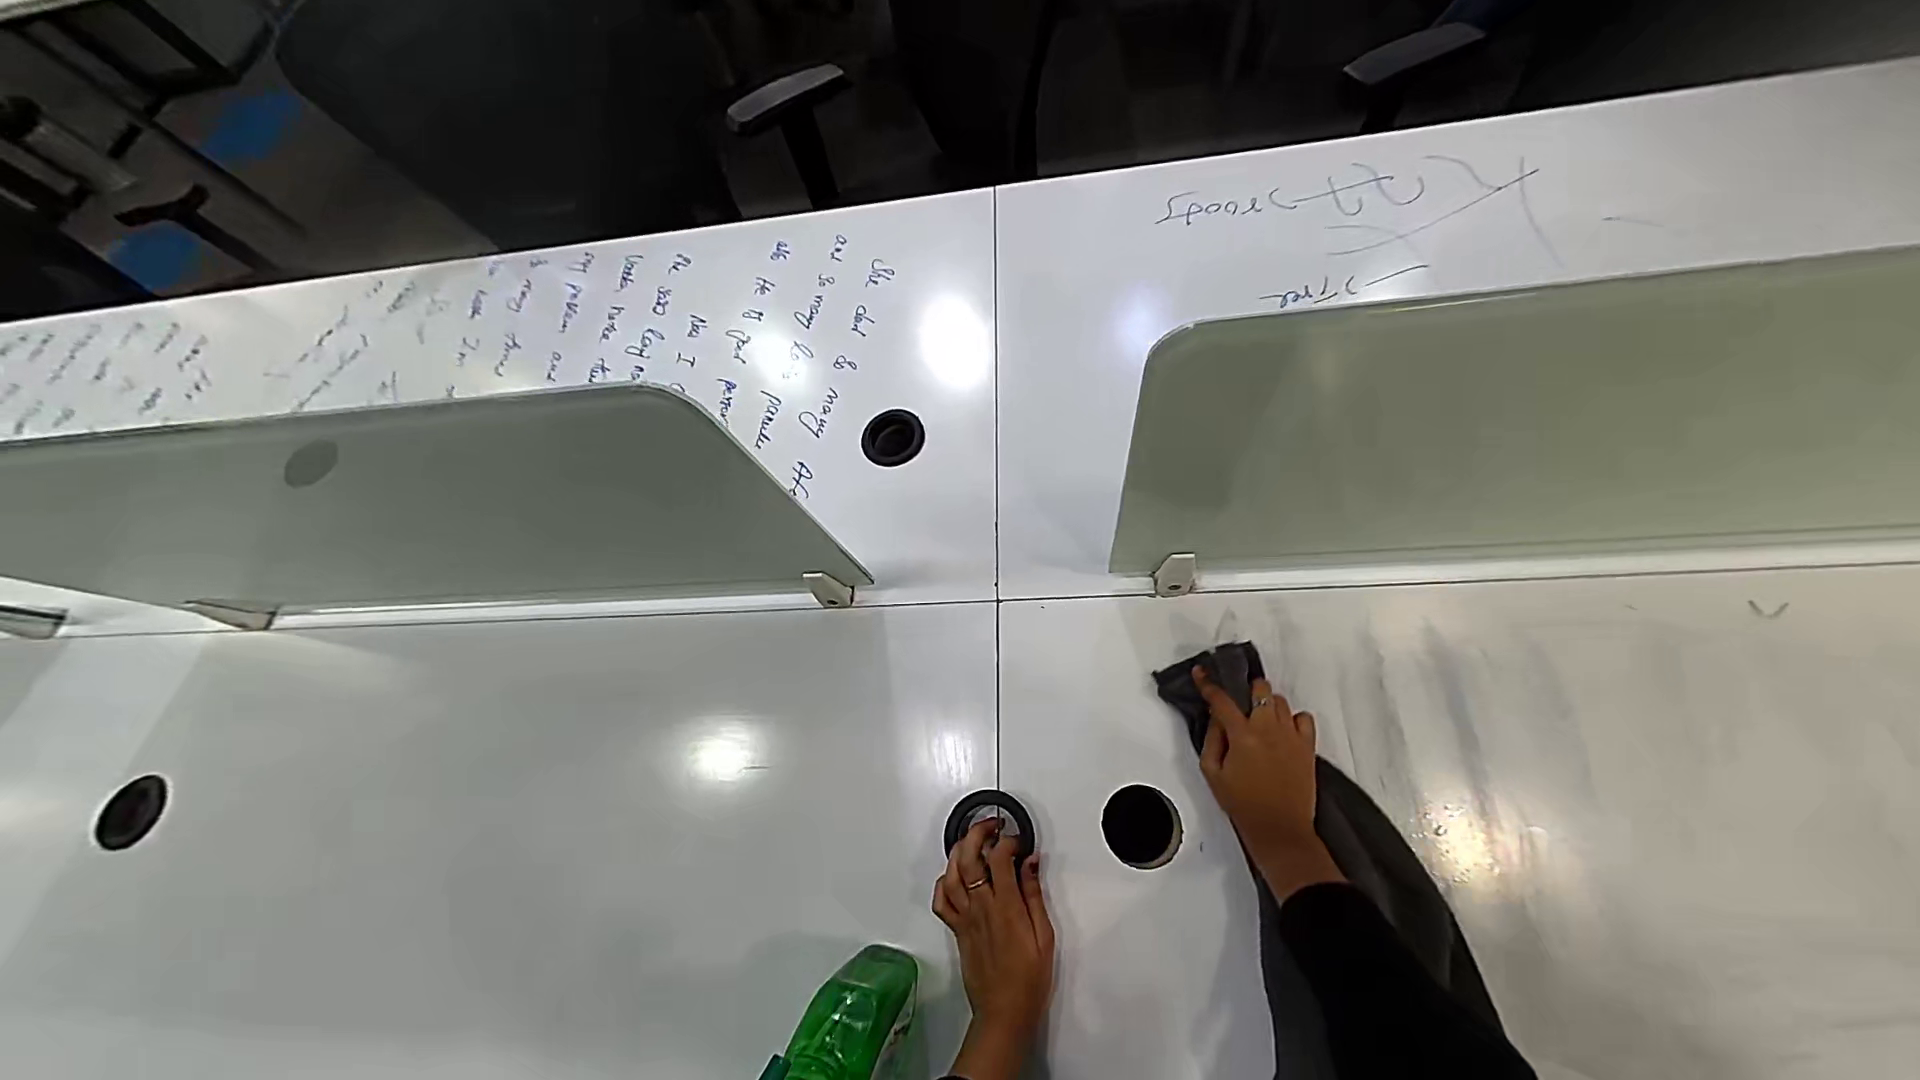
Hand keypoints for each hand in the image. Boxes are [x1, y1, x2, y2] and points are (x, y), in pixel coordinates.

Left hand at [932, 817, 1054, 1079]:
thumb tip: (1031, 862)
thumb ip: (1035, 894)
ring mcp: (966, 918)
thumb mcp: (1045, 935)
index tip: (1016, 838)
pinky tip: (953, 875)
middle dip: (977, 833)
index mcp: (1006, 908)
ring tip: (972, 841)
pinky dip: (943, 882)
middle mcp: (981, 908)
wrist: (1004, 1013)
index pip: (998, 858)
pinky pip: (941, 901)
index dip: (1006, 840)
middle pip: (968, 858)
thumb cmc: (1029, 979)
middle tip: (990, 825)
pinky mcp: (957, 930)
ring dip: (959, 850)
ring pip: (951, 874)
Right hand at [1194, 666, 1344, 899]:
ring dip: (1267, 704)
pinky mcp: (1308, 747)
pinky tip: (1283, 729)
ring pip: (1280, 701)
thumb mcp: (1212, 773)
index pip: (1222, 700)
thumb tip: (1216, 718)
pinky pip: (1304, 718)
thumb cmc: (1241, 803)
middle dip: (1247, 690)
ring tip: (1260, 719)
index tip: (1201, 672)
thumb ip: (1211, 739)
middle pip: (1260, 690)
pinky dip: (1292, 718)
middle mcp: (1268, 729)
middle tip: (1240, 702)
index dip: (1209, 684)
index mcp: (1242, 735)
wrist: (1279, 828)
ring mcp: (1292, 736)